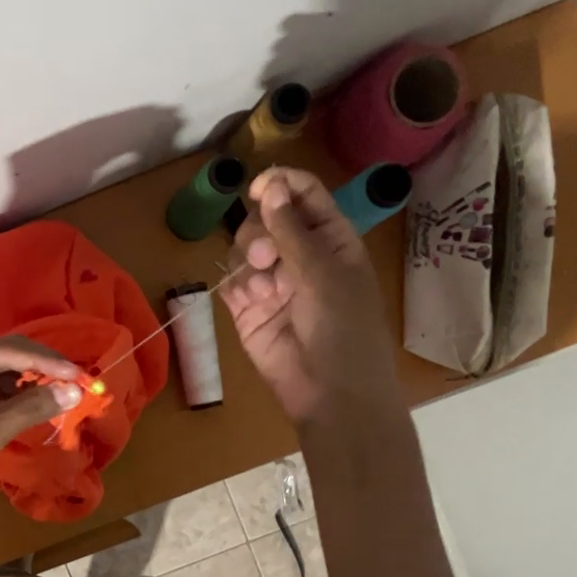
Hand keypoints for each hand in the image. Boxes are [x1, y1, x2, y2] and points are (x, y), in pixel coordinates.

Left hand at [0, 337, 83, 524]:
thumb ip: (29, 408)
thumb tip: (76, 391)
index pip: (1, 351)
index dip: (41, 360)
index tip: (77, 372)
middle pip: (7, 356)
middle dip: (42, 367)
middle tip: (79, 379)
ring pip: (11, 372)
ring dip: (38, 381)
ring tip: (69, 391)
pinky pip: (8, 392)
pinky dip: (29, 396)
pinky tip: (50, 401)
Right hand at [222, 167, 402, 426]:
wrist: (330, 392)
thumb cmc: (344, 329)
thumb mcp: (324, 274)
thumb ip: (292, 231)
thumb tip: (271, 186)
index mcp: (332, 240)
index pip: (305, 197)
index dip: (283, 185)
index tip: (259, 186)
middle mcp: (300, 257)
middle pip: (267, 219)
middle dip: (259, 229)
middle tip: (262, 254)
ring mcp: (272, 284)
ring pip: (245, 250)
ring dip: (246, 258)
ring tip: (258, 282)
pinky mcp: (248, 312)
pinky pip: (232, 284)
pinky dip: (235, 286)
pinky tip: (246, 299)